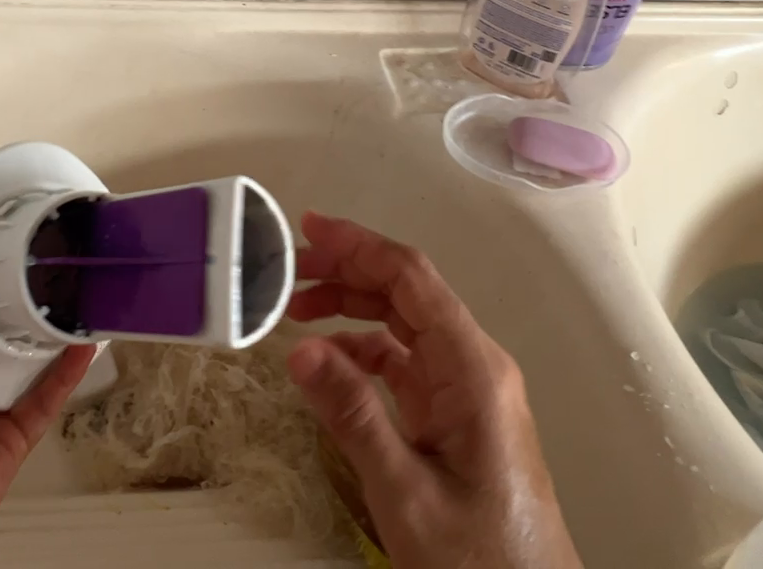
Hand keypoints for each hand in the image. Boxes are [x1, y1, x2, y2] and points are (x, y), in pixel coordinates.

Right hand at [285, 214, 582, 568]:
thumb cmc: (476, 557)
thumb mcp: (405, 492)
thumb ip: (352, 416)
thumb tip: (298, 348)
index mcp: (471, 367)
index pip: (410, 279)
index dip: (358, 245)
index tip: (308, 228)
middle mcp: (472, 362)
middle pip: (405, 292)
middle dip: (346, 271)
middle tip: (286, 270)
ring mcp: (464, 386)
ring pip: (402, 322)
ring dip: (350, 306)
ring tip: (295, 307)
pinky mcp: (453, 411)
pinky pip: (402, 360)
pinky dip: (361, 348)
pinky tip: (326, 360)